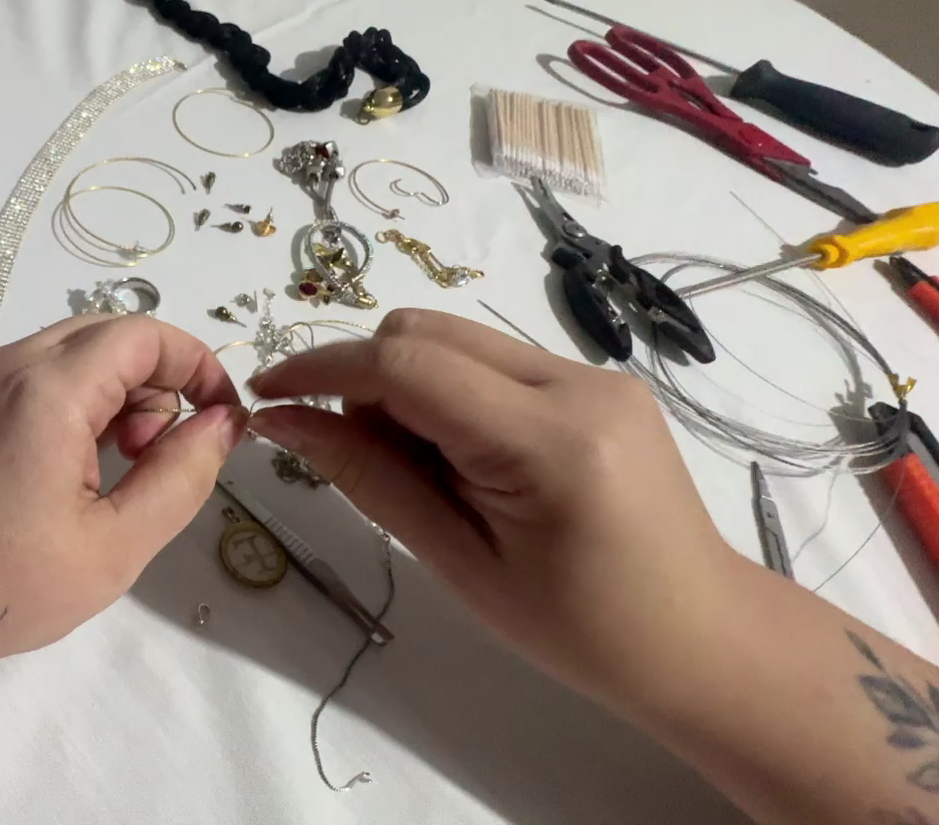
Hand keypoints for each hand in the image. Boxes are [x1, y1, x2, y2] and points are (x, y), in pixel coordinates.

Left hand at [0, 315, 245, 667]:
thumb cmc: (3, 582)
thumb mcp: (115, 545)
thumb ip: (181, 476)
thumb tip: (223, 422)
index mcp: (48, 389)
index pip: (144, 334)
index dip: (197, 365)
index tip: (222, 421)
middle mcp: (13, 362)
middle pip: (112, 335)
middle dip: (158, 382)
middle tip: (153, 457)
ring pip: (81, 351)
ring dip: (120, 393)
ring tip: (118, 467)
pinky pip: (48, 373)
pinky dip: (84, 400)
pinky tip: (80, 464)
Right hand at [246, 309, 739, 702]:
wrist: (710, 642)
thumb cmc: (579, 627)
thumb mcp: (454, 559)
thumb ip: (364, 475)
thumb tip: (277, 419)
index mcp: (551, 441)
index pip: (404, 366)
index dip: (320, 369)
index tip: (266, 394)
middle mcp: (576, 383)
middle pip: (418, 333)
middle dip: (360, 379)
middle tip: (358, 453)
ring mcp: (588, 373)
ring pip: (442, 337)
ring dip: (395, 384)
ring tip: (415, 462)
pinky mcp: (585, 378)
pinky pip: (474, 356)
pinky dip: (433, 390)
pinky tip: (452, 450)